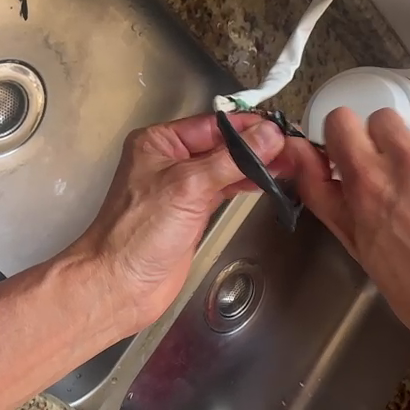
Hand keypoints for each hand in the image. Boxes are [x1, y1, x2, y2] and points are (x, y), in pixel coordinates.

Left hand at [61, 112, 287, 333]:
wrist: (119, 284)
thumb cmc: (142, 230)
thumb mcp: (188, 186)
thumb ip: (230, 160)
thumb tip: (269, 134)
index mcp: (158, 141)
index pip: (210, 124)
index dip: (245, 126)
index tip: (278, 127)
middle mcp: (169, 159)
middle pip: (219, 145)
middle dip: (253, 146)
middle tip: (290, 147)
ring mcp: (181, 186)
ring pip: (223, 168)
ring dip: (253, 166)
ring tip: (288, 162)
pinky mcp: (191, 211)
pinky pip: (222, 189)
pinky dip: (244, 185)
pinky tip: (266, 182)